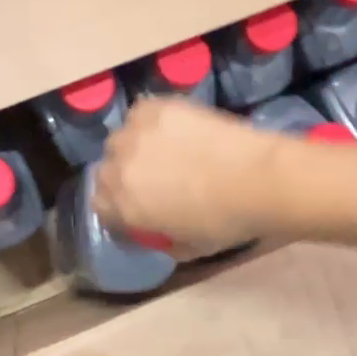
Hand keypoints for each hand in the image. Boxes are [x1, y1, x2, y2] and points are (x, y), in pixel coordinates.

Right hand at [94, 99, 280, 250]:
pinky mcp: (157, 108)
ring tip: (161, 148)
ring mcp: (135, 135)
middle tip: (150, 175)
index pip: (99, 205)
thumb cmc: (226, 221)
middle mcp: (119, 170)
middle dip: (121, 174)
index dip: (116, 204)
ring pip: (120, 139)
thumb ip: (162, 241)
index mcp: (123, 208)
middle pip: (105, 170)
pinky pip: (139, 113)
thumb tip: (159, 234)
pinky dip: (150, 120)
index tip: (134, 203)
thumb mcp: (189, 247)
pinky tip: (172, 126)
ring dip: (134, 145)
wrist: (257, 178)